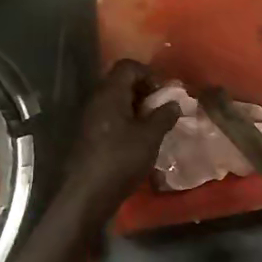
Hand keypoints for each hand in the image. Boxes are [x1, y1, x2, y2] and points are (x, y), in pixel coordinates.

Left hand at [56, 60, 179, 227]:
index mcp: (110, 93)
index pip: (128, 66)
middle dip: (144, 91)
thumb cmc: (121, 160)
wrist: (87, 194)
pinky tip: (138, 139)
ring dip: (135, 108)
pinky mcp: (89, 135)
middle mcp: (96, 100)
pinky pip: (109, 116)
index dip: (148, 73)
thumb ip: (164, 116)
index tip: (163, 92)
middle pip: (120, 82)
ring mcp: (90, 117)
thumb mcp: (149, 137)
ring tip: (153, 125)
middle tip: (161, 109)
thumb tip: (175, 103)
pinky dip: (125, 121)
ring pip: (115, 101)